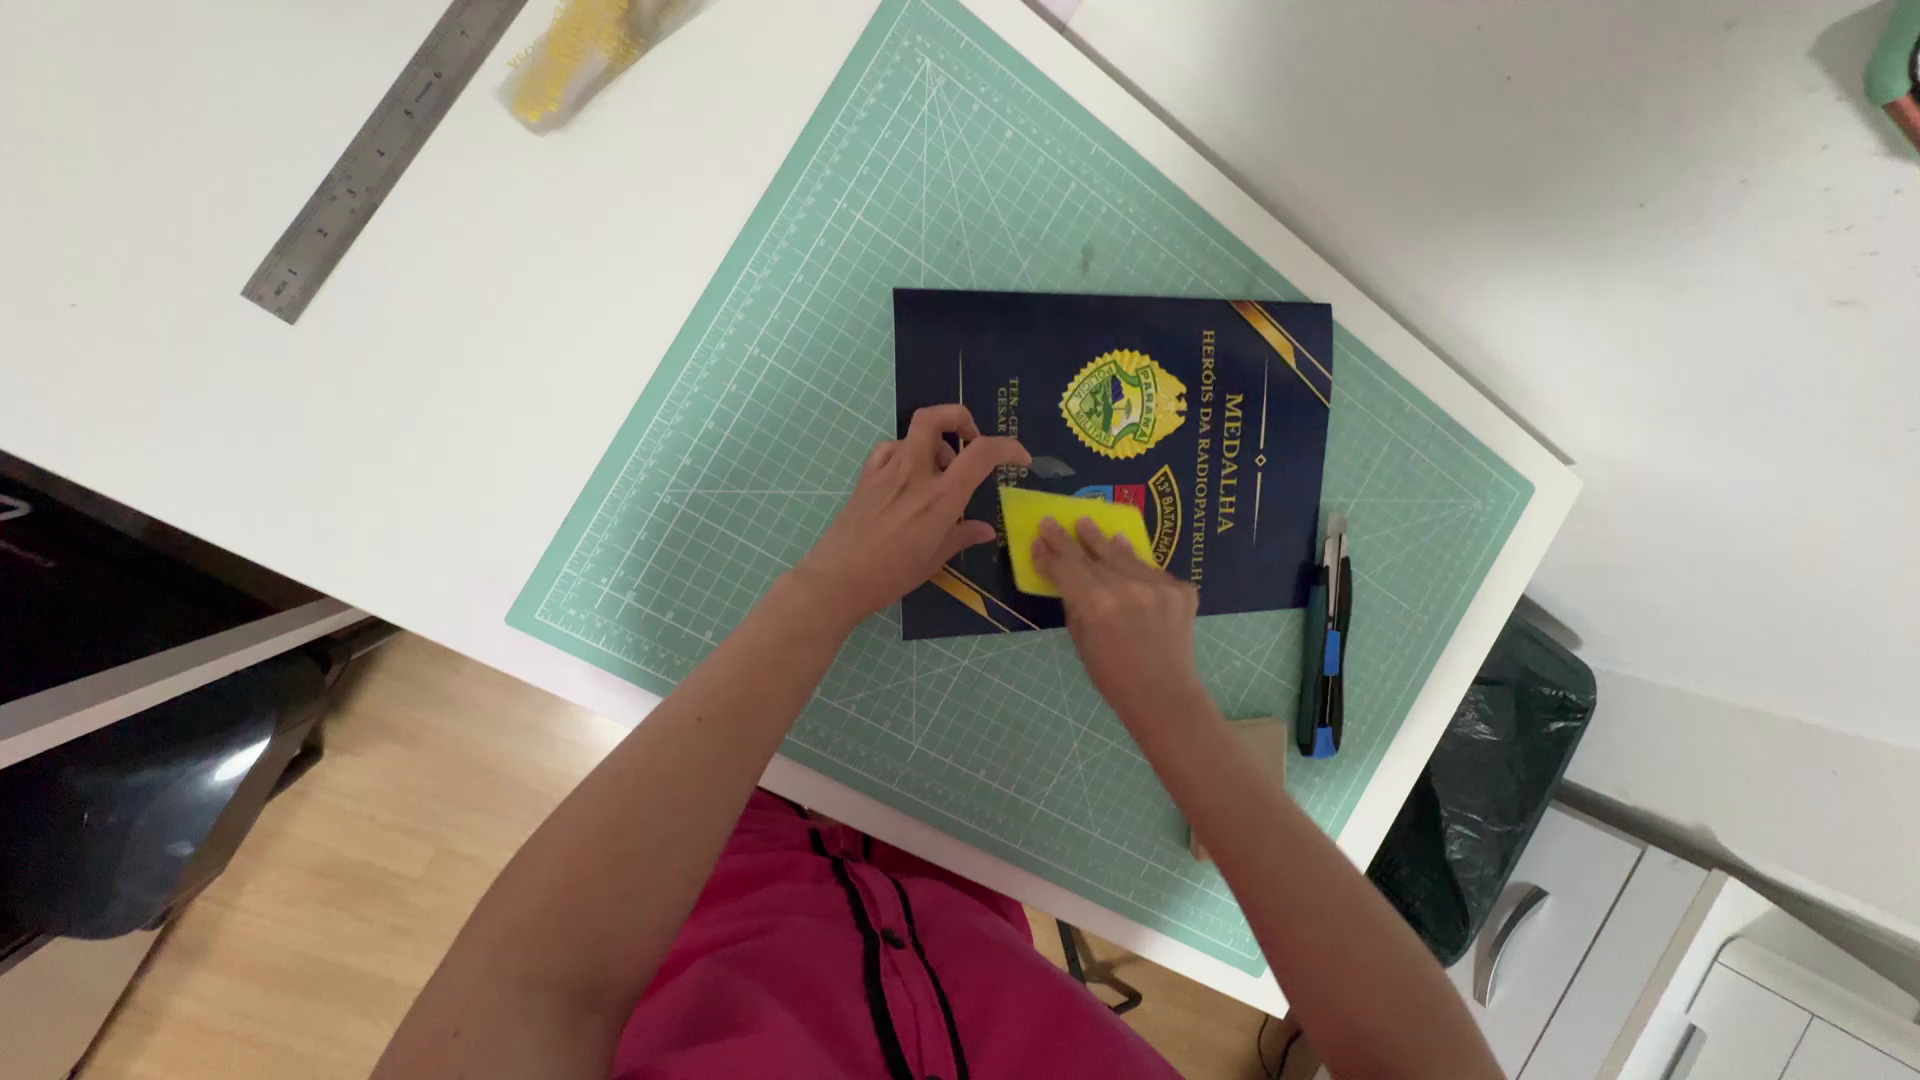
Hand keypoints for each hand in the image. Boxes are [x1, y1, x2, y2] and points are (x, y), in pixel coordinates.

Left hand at [791, 405, 1028, 628]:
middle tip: (969, 441)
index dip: (1008, 447)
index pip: (981, 453)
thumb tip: (986, 530)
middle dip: (959, 418)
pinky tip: (907, 476)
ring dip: (933, 443)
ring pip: (912, 434)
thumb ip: (962, 536)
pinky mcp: (865, 477)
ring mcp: (886, 471)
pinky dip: (905, 453)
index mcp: (940, 497)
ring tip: (939, 472)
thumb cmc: (891, 575)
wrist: (837, 580)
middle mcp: (914, 474)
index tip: (1020, 459)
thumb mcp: (934, 560)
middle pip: (935, 417)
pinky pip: (889, 449)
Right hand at [1032, 516, 1209, 727]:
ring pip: (1124, 556)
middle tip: (1054, 521)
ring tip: (1089, 525)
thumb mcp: (1081, 638)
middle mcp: (1127, 587)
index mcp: (1097, 604)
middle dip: (1069, 538)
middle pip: (1092, 554)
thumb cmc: (1112, 675)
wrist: (1163, 694)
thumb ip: (1073, 601)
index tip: (1038, 539)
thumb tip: (1062, 571)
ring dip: (1103, 541)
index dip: (1049, 553)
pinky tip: (1124, 550)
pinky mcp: (1181, 590)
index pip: (1066, 567)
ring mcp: (1158, 586)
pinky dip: (1135, 564)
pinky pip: (1150, 571)